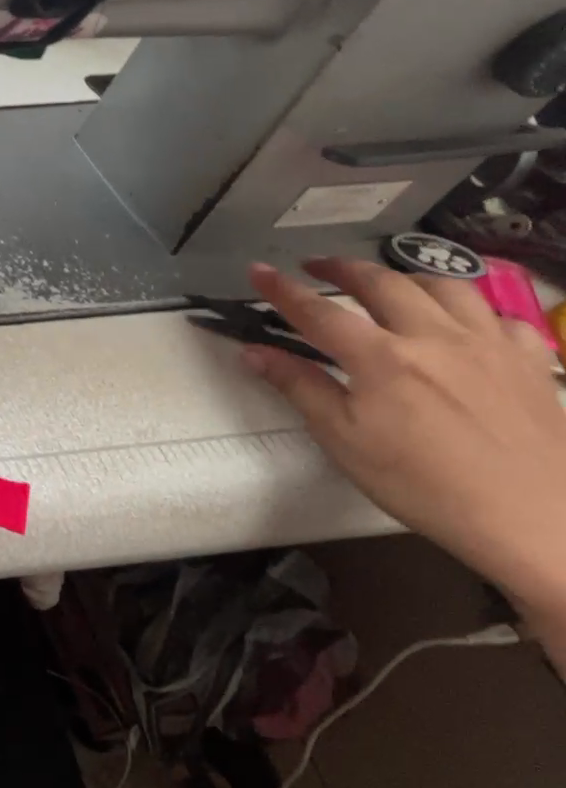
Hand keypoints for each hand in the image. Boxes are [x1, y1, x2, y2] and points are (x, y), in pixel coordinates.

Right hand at [243, 258, 565, 606]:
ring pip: (447, 286)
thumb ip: (300, 387)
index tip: (258, 270)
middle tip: (316, 266)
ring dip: (407, 277)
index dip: (282, 289)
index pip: (318, 311)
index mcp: (381, 358)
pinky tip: (462, 324)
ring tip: (388, 284)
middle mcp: (435, 338)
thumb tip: (253, 352)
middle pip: (384, 284)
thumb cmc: (423, 484)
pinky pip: (503, 317)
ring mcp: (491, 346)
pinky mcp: (532, 363)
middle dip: (343, 268)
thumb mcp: (344, 440)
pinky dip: (474, 310)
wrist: (535, 520)